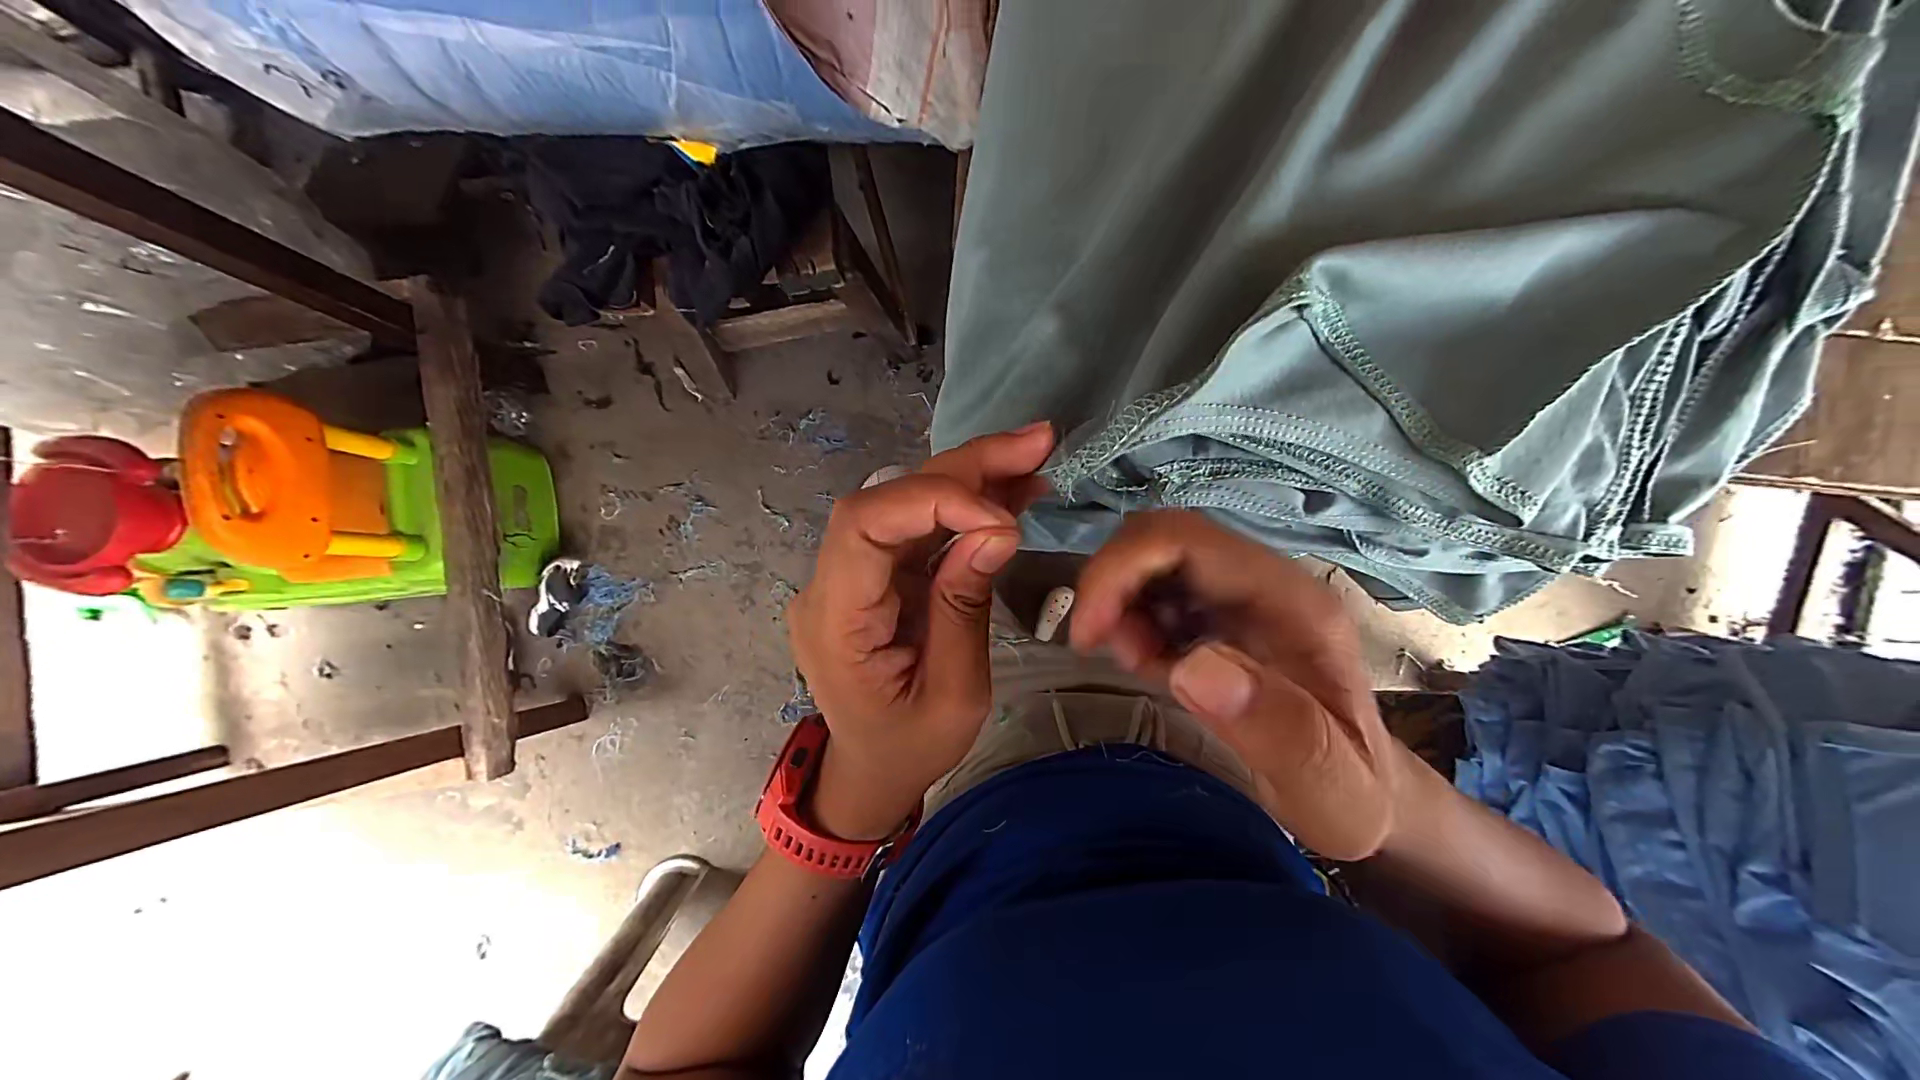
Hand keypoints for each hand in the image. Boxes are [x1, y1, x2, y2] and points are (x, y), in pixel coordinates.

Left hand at [787, 423, 1054, 838]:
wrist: (873, 770)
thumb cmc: (910, 748)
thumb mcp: (954, 696)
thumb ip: (964, 609)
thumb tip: (995, 530)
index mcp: (835, 621)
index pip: (864, 526)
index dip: (931, 503)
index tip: (1001, 519)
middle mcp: (832, 585)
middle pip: (886, 500)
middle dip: (962, 469)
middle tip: (1033, 444)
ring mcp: (853, 576)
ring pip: (906, 503)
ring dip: (971, 476)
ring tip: (1033, 454)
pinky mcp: (878, 576)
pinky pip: (919, 528)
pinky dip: (966, 505)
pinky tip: (1012, 488)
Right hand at [1069, 510, 1401, 859]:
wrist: (1366, 793)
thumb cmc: (1352, 794)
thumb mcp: (1331, 788)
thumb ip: (1277, 729)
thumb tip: (1194, 668)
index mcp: (1290, 602)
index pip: (1185, 540)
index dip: (1120, 570)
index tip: (1087, 636)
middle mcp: (1262, 581)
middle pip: (1160, 537)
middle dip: (1113, 586)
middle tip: (1107, 652)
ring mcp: (1240, 592)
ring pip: (1152, 558)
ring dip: (1121, 603)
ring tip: (1139, 664)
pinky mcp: (1221, 609)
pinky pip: (1156, 586)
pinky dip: (1132, 616)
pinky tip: (1152, 663)